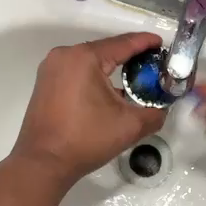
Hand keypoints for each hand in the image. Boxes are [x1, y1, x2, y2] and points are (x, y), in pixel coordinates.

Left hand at [11, 32, 166, 187]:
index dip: (145, 42)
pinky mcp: (45, 82)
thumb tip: (162, 109)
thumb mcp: (129, 126)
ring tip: (135, 78)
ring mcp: (51, 68)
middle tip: (153, 64)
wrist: (43, 163)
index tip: (162, 43)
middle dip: (130, 56)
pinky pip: (76, 71)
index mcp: (85, 58)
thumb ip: (154, 113)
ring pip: (90, 61)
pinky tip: (109, 90)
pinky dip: (94, 77)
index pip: (123, 44)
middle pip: (105, 50)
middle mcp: (65, 55)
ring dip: (111, 67)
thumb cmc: (85, 140)